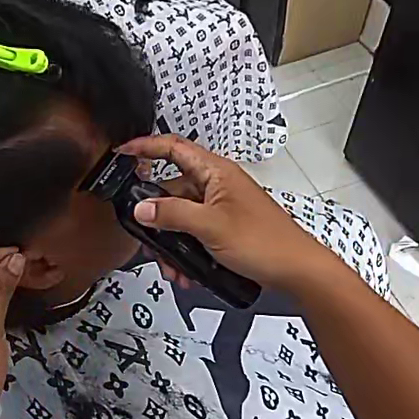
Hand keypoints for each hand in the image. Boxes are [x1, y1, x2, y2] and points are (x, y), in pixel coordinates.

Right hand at [116, 135, 346, 293]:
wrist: (296, 270)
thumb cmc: (266, 242)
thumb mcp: (210, 227)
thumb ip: (172, 215)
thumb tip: (143, 208)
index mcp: (216, 172)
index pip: (173, 148)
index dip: (145, 147)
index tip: (122, 154)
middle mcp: (219, 185)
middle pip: (173, 189)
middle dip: (157, 217)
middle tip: (147, 237)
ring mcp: (223, 207)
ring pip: (183, 217)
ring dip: (173, 241)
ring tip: (173, 266)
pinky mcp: (227, 228)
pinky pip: (197, 233)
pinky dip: (188, 250)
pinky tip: (188, 271)